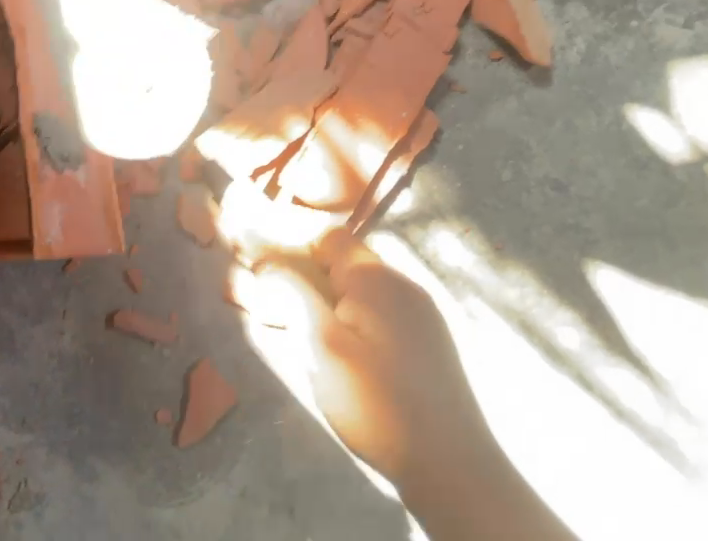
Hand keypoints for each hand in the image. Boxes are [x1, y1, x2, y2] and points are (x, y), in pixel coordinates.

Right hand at [240, 228, 498, 496]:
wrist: (454, 471)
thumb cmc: (378, 403)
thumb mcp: (322, 345)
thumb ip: (291, 292)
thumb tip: (262, 255)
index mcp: (376, 279)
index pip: (325, 236)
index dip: (287, 243)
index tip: (253, 264)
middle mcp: (401, 287)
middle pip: (338, 262)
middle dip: (296, 274)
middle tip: (259, 300)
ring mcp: (417, 316)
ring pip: (352, 290)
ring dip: (316, 299)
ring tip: (283, 326)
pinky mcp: (423, 345)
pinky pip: (371, 313)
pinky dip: (340, 318)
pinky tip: (324, 348)